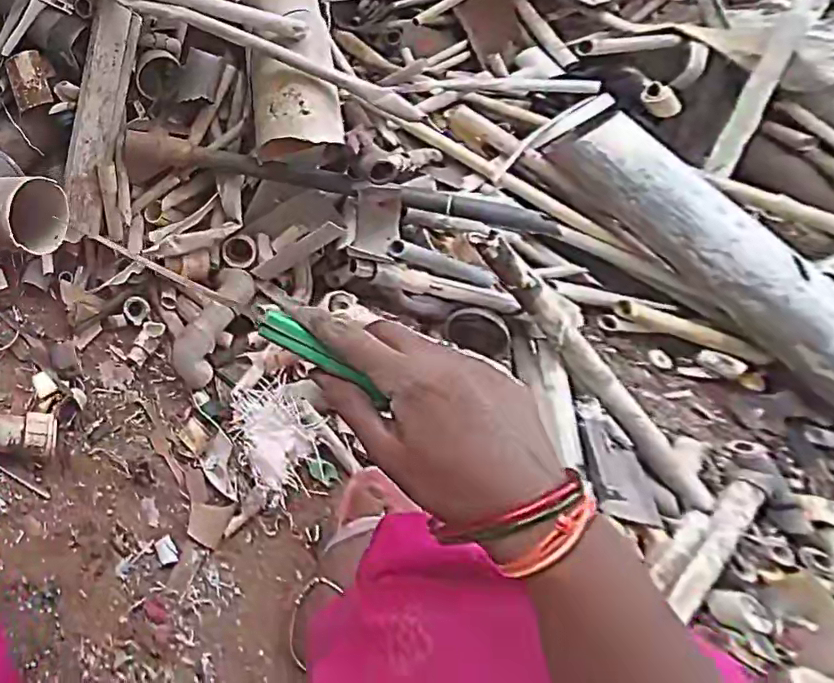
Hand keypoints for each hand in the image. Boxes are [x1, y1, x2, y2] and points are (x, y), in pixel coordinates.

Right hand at [306, 308, 566, 531]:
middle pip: (381, 329)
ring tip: (393, 396)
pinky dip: (428, 369)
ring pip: (415, 343)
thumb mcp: (388, 453)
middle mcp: (442, 362)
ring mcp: (472, 364)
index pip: (349, 338)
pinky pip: (448, 358)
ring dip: (393, 357)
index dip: (317, 327)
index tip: (298, 320)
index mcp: (411, 380)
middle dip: (355, 340)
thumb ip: (350, 406)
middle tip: (340, 364)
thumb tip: (325, 379)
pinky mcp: (495, 374)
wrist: (535, 513)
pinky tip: (432, 404)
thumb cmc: (462, 492)